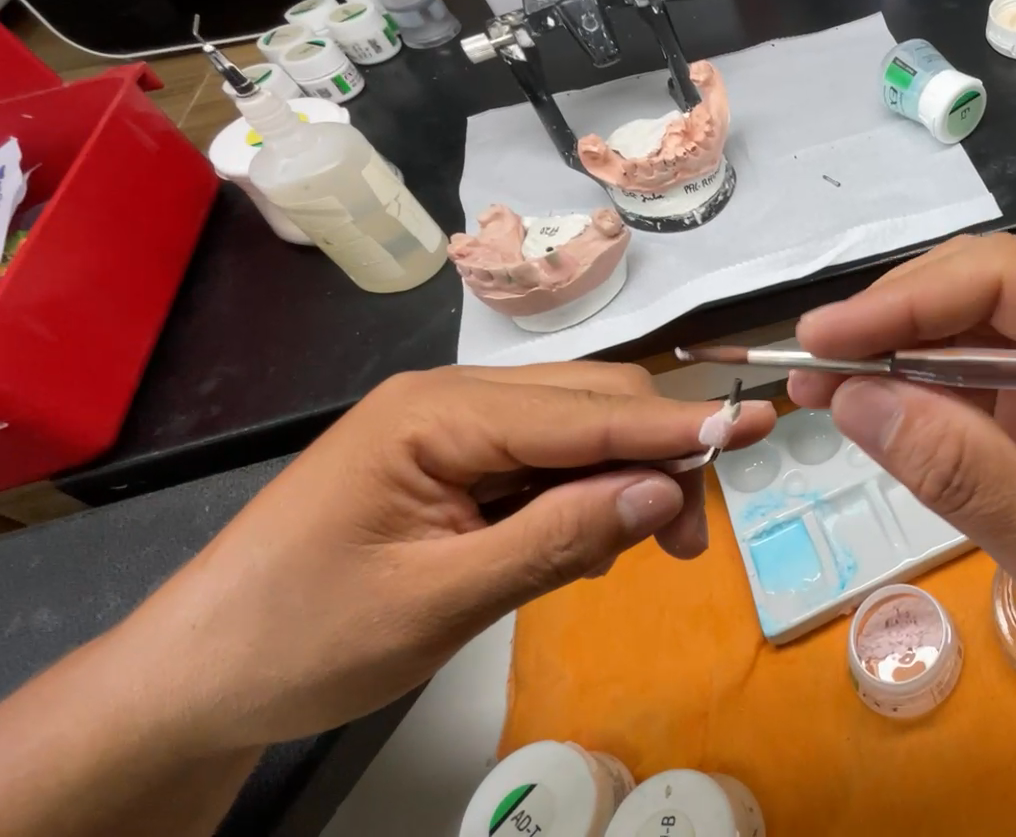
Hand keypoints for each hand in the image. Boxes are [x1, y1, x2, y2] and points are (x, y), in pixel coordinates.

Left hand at [115, 362, 773, 751]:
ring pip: (584, 428)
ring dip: (625, 480)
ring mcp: (457, 424)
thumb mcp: (439, 602)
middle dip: (654, 461)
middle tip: (682, 543)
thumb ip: (559, 538)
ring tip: (634, 550)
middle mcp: (454, 398)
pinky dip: (589, 493)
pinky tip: (581, 541)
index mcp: (437, 414)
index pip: (587, 413)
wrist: (192, 684)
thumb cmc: (300, 642)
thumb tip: (664, 493)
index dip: (677, 426)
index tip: (756, 425)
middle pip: (596, 404)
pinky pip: (555, 458)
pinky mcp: (462, 457)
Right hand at [788, 234, 1015, 701]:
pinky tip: (870, 406)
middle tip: (813, 360)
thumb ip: (958, 469)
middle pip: (981, 290)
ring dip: (894, 351)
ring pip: (967, 330)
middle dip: (893, 318)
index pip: (1007, 280)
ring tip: (821, 381)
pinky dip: (915, 390)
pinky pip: (971, 378)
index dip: (908, 299)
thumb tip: (852, 399)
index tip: (825, 337)